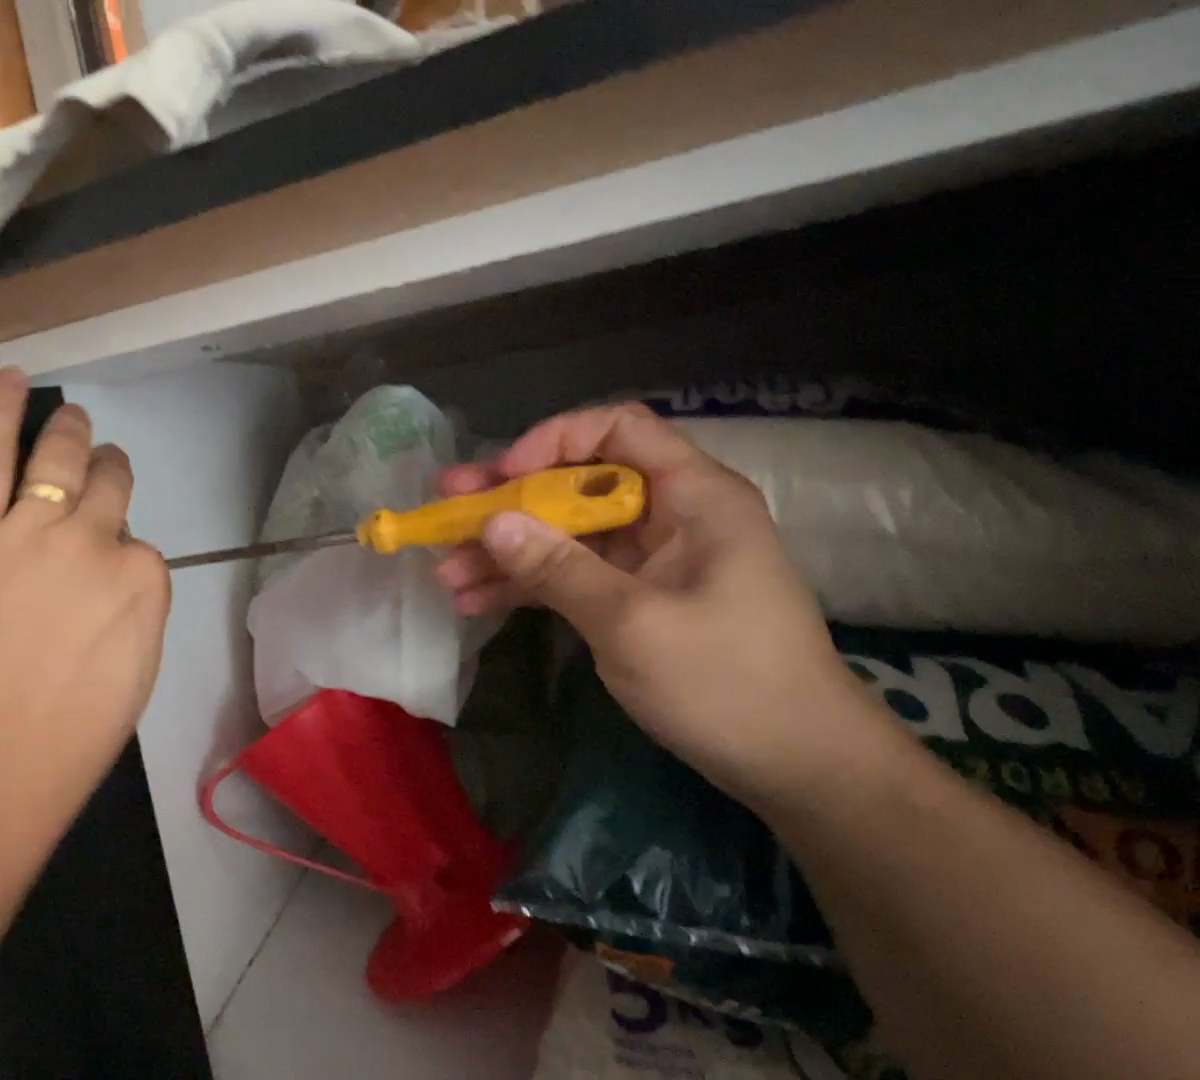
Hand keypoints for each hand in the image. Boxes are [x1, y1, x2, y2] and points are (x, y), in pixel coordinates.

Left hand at [0, 369, 170, 828]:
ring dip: (70, 433)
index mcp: (144, 581)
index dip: (117, 547)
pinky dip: (0, 411)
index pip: (137, 543)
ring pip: (58, 460)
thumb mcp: (132, 673)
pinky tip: (11, 381)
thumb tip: (112, 579)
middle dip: (108, 470)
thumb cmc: (67, 740)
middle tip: (102, 459)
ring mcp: (31, 527)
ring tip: (71, 416)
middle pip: (108, 488)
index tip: (100, 559)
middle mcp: (96, 540)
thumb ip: (131, 612)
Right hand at [436, 403, 900, 809]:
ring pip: (567, 533)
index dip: (550, 442)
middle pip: (578, 483)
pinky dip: (529, 586)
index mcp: (693, 496)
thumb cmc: (725, 680)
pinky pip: (573, 575)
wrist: (796, 764)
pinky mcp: (638, 599)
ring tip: (447, 574)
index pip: (616, 431)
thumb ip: (557, 568)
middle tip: (444, 512)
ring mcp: (653, 559)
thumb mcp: (631, 622)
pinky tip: (477, 603)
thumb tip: (491, 522)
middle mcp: (671, 514)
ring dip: (508, 551)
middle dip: (509, 501)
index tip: (498, 479)